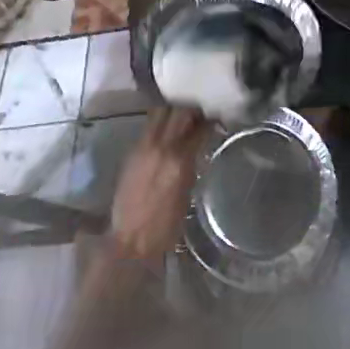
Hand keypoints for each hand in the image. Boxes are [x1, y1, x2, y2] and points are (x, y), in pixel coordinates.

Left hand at [109, 107, 208, 259]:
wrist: (131, 239)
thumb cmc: (166, 225)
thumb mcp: (187, 193)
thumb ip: (192, 166)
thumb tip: (198, 150)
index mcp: (180, 161)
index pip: (200, 129)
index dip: (211, 121)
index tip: (218, 118)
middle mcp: (161, 147)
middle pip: (178, 112)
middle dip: (191, 109)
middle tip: (200, 113)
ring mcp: (143, 147)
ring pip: (159, 113)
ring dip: (173, 111)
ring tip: (182, 117)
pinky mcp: (131, 152)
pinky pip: (148, 127)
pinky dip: (159, 123)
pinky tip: (167, 130)